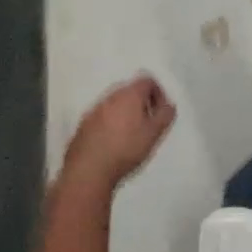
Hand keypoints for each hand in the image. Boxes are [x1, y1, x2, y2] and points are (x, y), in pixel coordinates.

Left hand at [60, 74, 175, 190]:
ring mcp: (94, 110)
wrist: (88, 171)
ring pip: (114, 105)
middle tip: (147, 125)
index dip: (158, 94)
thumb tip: (169, 105)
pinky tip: (111, 145)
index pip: (148, 80)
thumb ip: (165, 116)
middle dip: (141, 104)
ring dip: (124, 115)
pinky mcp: (82, 125)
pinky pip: (101, 118)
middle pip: (130, 91)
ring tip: (129, 137)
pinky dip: (109, 125)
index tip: (160, 113)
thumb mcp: (154, 134)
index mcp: (130, 94)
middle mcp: (111, 96)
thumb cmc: (126, 149)